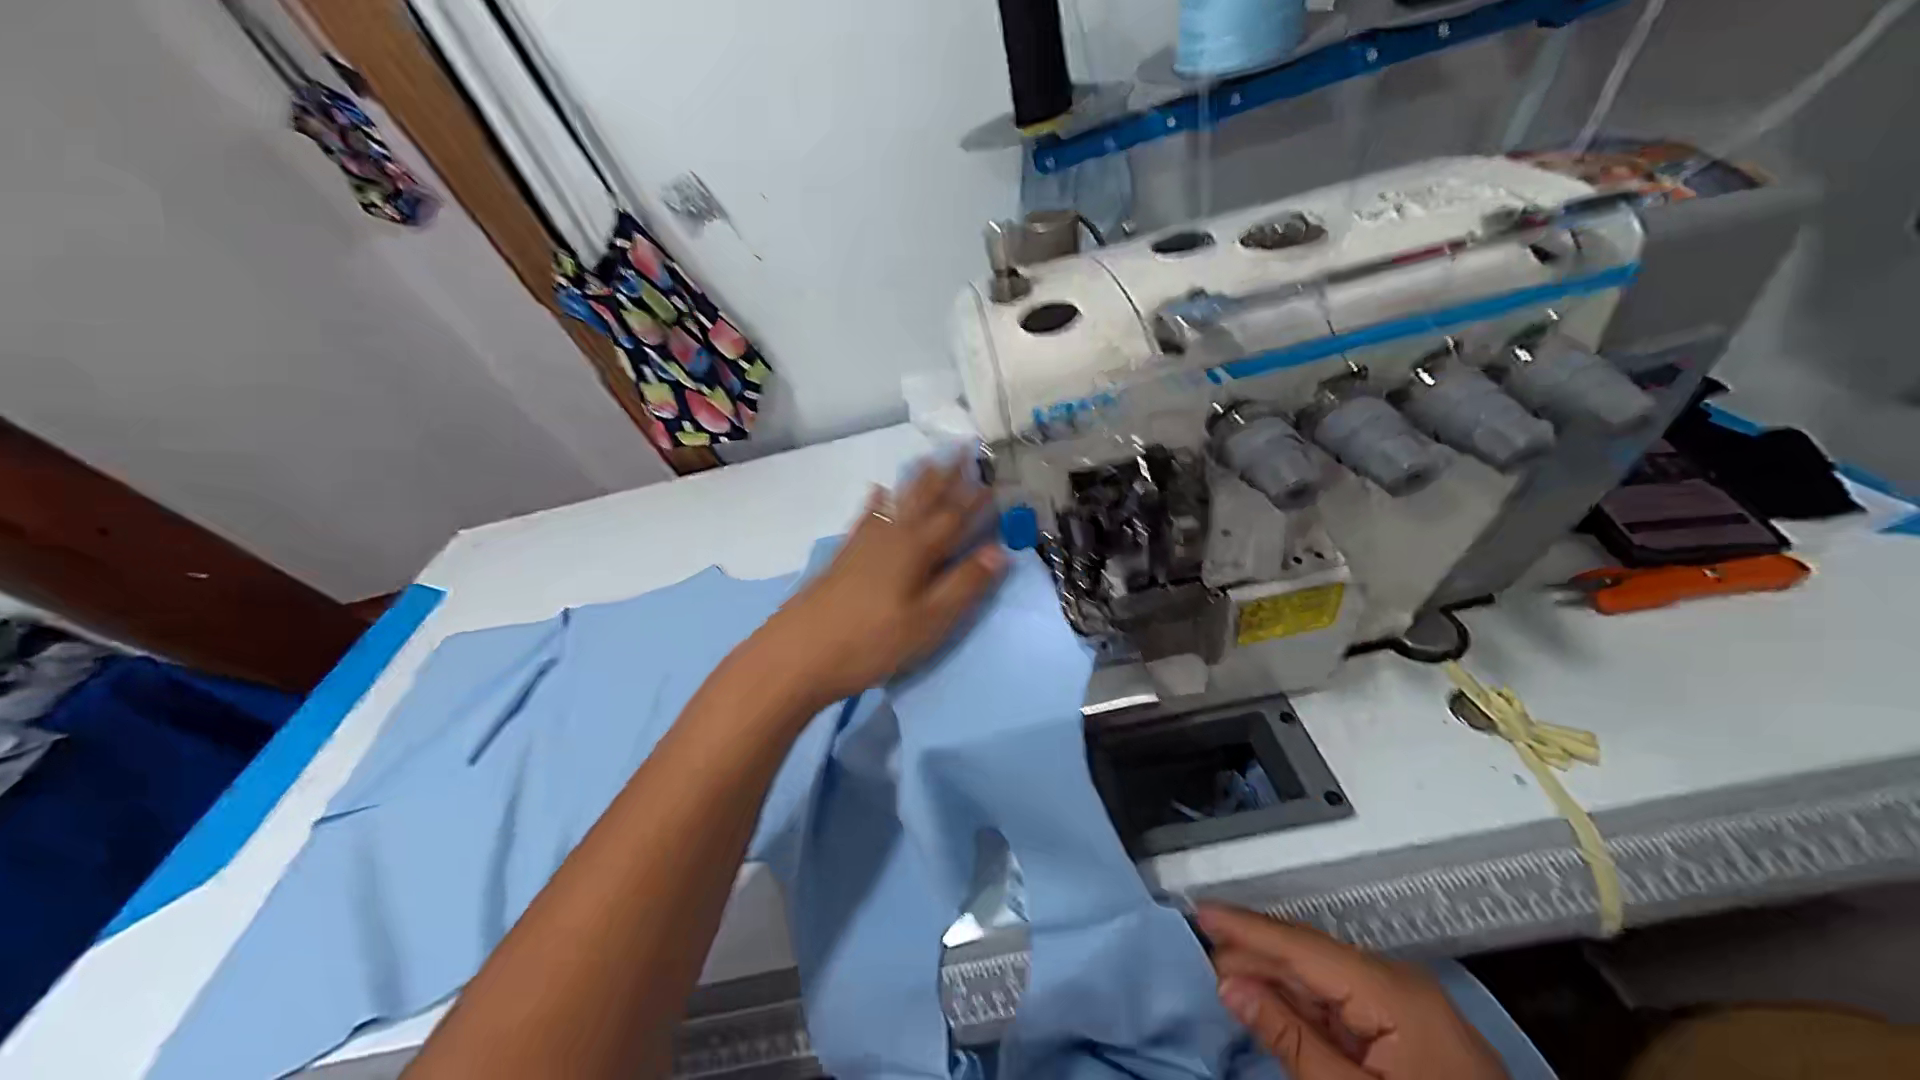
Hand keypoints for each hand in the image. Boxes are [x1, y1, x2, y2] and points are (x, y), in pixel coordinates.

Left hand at [754, 458, 1005, 707]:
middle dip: (946, 476)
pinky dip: (876, 502)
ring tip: (928, 460)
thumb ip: (964, 585)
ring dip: (916, 481)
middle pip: (924, 499)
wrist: (798, 654)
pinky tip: (877, 493)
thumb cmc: (871, 642)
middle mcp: (891, 537)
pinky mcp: (844, 556)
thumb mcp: (928, 621)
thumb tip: (999, 551)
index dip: (975, 500)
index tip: (994, 479)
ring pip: (896, 502)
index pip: (954, 517)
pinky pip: (866, 517)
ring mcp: (863, 544)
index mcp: (917, 550)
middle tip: (962, 449)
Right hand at [1197, 905, 1507, 1079]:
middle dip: (1255, 954)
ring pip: (1323, 977)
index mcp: (1391, 990)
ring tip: (1229, 980)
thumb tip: (1231, 985)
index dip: (1246, 927)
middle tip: (1203, 959)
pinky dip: (1304, 1005)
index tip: (1200, 911)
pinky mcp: (1408, 1030)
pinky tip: (1275, 1007)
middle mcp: (1398, 983)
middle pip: (1309, 955)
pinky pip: (1342, 1003)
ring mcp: (1406, 1006)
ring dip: (1275, 979)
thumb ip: (1290, 1038)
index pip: (1300, 944)